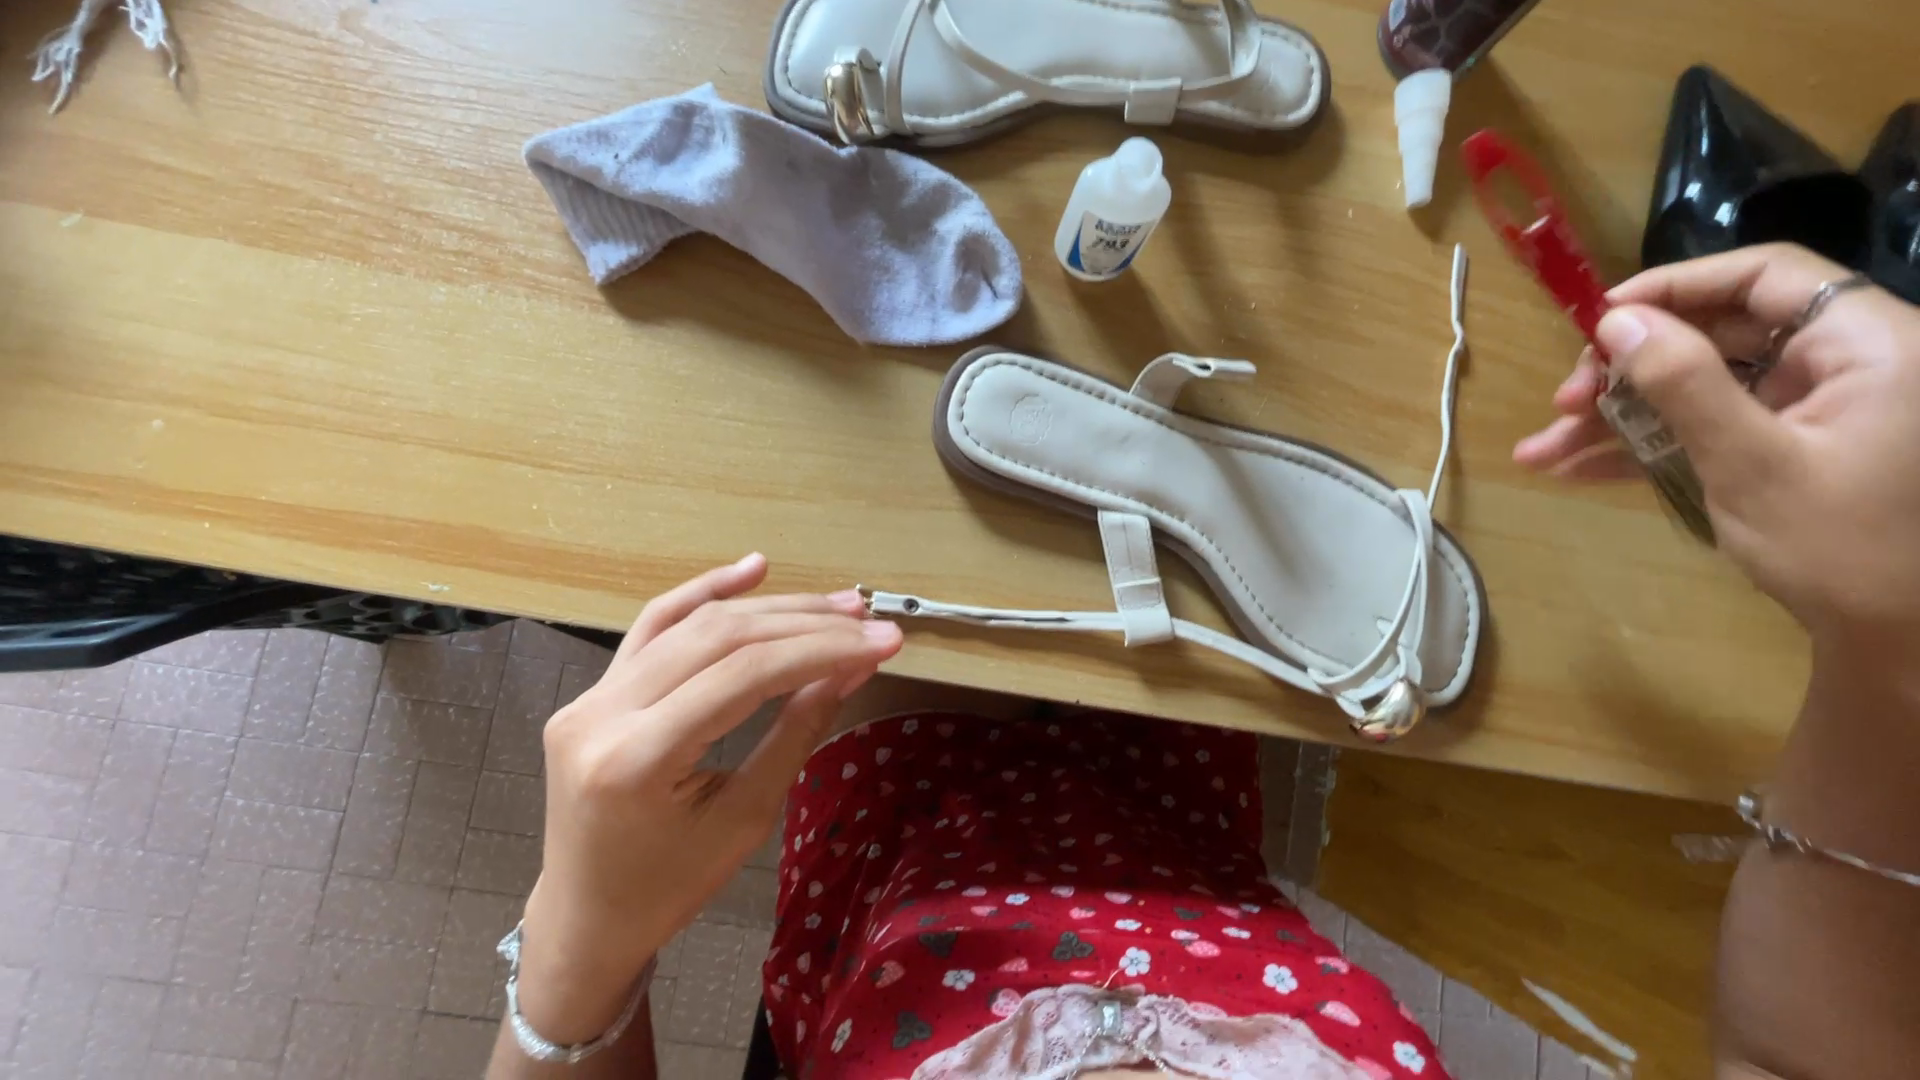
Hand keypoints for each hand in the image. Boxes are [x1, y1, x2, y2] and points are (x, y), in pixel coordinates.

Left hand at [514, 554, 901, 1040]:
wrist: (585, 920)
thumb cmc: (669, 888)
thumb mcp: (745, 819)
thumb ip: (797, 732)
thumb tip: (851, 668)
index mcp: (636, 759)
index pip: (745, 675)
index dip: (820, 650)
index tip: (883, 642)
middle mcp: (602, 712)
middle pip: (720, 638)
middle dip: (804, 625)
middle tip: (867, 621)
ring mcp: (590, 695)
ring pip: (692, 624)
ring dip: (769, 608)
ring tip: (834, 604)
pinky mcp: (594, 689)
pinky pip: (653, 627)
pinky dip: (705, 594)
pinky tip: (752, 569)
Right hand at [1513, 244, 1919, 659]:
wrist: (1891, 632)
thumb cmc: (1838, 545)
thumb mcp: (1750, 462)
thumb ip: (1684, 384)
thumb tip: (1617, 322)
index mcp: (1865, 346)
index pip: (1765, 276)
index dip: (1674, 287)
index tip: (1597, 320)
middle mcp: (1838, 363)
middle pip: (1714, 333)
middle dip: (1625, 368)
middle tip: (1562, 403)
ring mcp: (1805, 406)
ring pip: (1693, 386)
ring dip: (1611, 417)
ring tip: (1539, 450)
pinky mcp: (1777, 442)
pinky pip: (1699, 426)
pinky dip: (1636, 446)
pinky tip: (1571, 470)